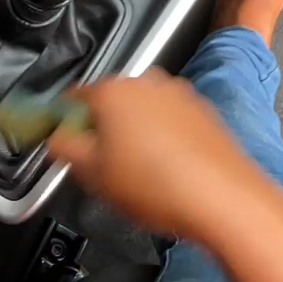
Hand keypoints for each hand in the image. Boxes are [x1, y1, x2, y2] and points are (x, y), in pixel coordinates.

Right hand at [48, 69, 276, 241]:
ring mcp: (177, 93)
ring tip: (138, 174)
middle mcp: (144, 81)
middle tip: (101, 165)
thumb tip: (56, 137)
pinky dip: (162, 138)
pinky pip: (169, 121)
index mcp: (111, 90)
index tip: (63, 142)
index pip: (71, 97)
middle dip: (100, 128)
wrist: (227, 200)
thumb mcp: (93, 174)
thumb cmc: (158, 185)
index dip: (62, 121)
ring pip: (140, 111)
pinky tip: (166, 171)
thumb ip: (64, 148)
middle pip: (107, 102)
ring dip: (132, 133)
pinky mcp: (203, 111)